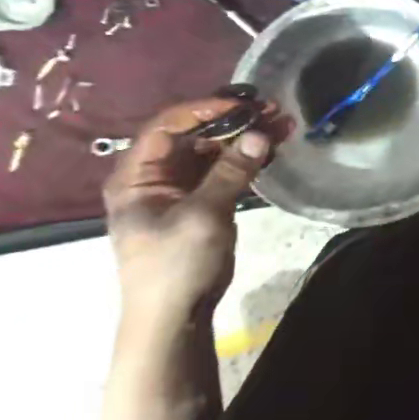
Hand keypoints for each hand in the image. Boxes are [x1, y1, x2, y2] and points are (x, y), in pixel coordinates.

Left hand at [103, 98, 276, 323]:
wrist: (175, 315)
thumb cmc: (176, 264)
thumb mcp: (202, 216)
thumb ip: (230, 173)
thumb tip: (260, 134)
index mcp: (136, 176)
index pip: (165, 126)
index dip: (203, 109)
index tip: (242, 104)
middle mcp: (154, 176)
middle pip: (192, 135)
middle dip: (232, 121)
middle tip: (271, 110)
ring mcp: (179, 189)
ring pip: (212, 151)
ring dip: (245, 137)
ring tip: (282, 124)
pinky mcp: (202, 202)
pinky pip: (223, 170)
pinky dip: (247, 158)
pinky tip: (274, 148)